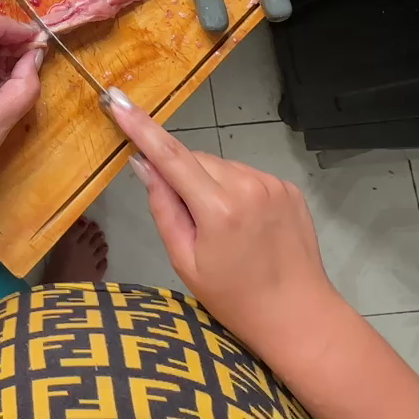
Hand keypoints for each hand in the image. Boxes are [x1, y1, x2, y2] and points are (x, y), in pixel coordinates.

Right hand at [104, 88, 343, 351]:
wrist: (300, 317)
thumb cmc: (233, 298)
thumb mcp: (184, 260)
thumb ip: (163, 207)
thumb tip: (144, 164)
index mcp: (218, 208)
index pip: (170, 156)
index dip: (141, 127)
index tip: (118, 101)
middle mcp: (247, 185)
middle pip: (195, 160)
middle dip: (183, 176)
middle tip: (191, 219)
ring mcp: (272, 183)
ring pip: (220, 165)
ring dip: (210, 183)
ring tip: (224, 227)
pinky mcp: (287, 186)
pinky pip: (245, 175)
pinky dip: (235, 189)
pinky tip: (246, 223)